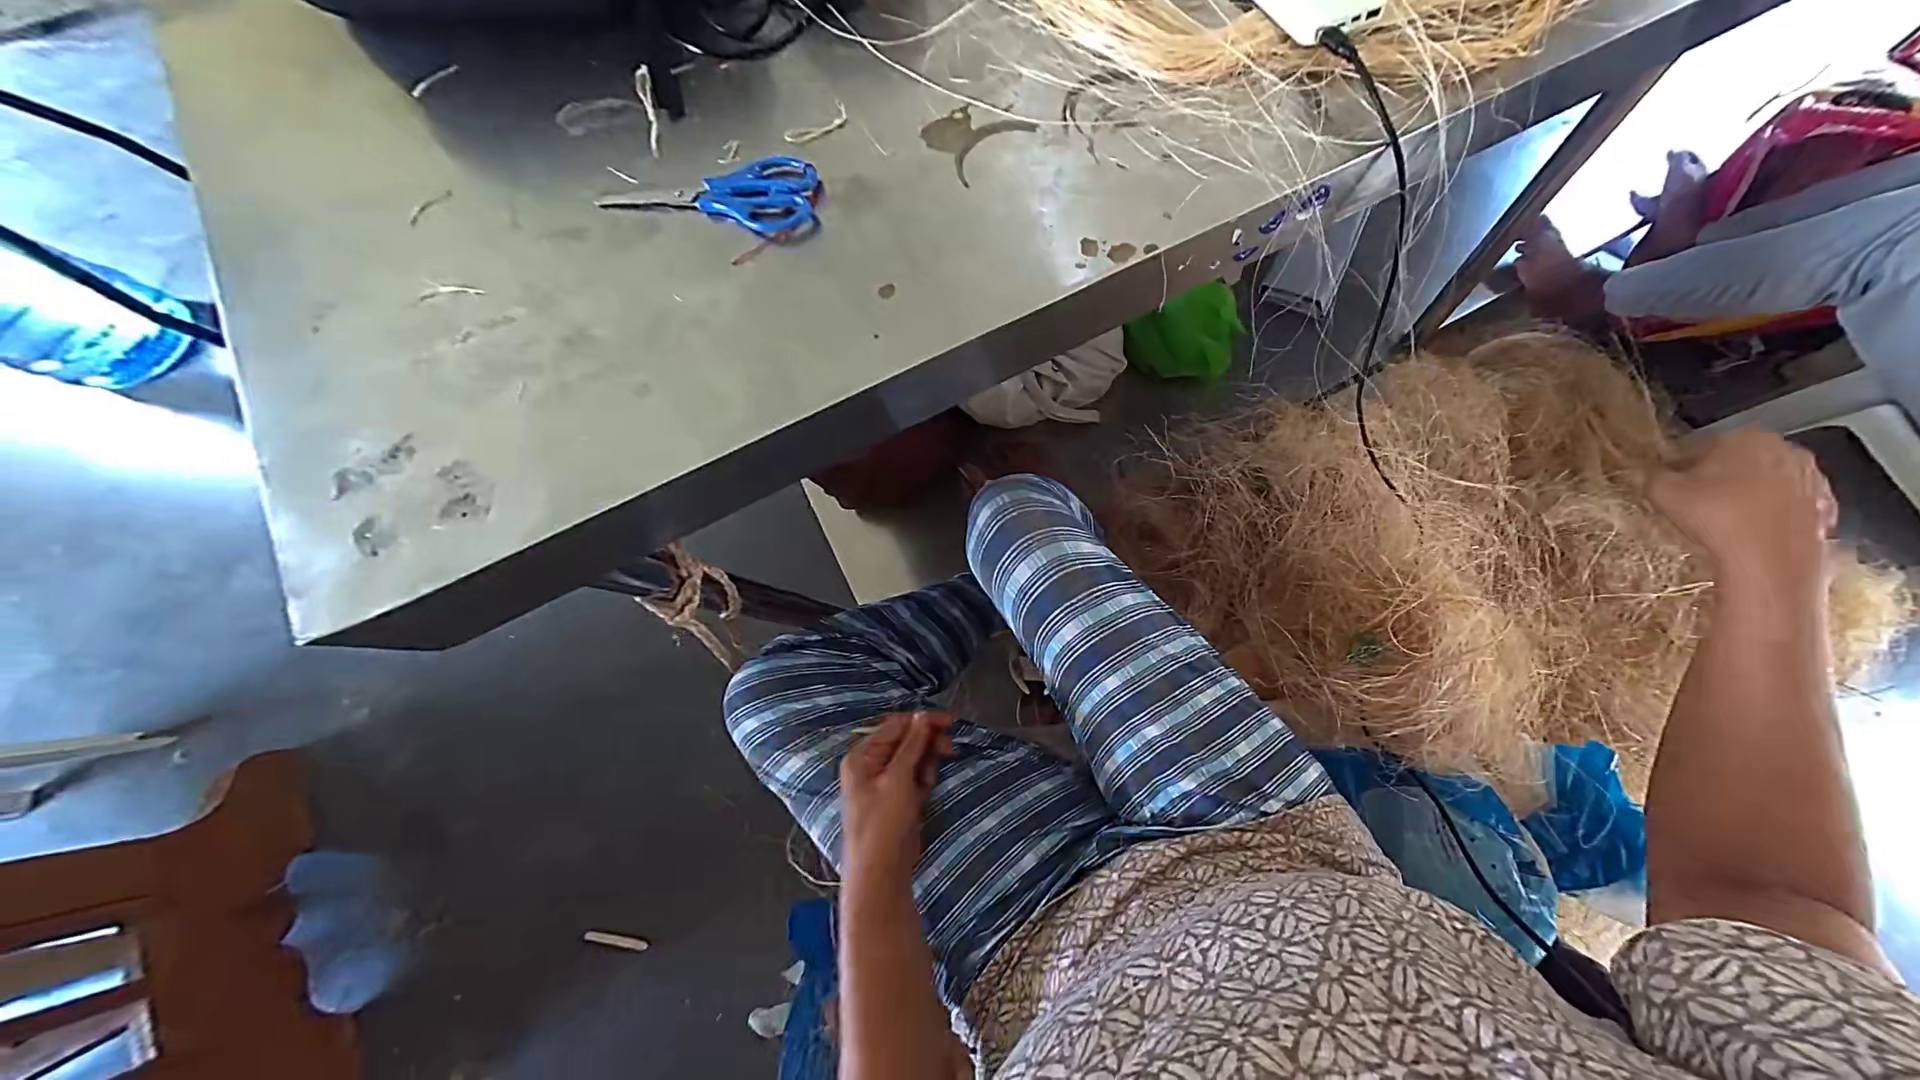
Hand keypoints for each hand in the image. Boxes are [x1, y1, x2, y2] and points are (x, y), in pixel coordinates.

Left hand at [839, 712, 955, 887]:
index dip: (922, 720)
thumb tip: (923, 715)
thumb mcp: (898, 779)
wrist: (880, 873)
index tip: (951, 720)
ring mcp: (884, 782)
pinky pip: (914, 777)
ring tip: (929, 780)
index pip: (895, 725)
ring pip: (913, 758)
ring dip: (926, 763)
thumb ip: (912, 745)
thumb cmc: (882, 823)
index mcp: (862, 756)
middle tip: (950, 749)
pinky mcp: (897, 798)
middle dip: (927, 743)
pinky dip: (923, 779)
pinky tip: (926, 790)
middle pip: (905, 741)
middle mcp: (870, 765)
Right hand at [1649, 430, 1835, 591]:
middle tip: (1695, 498)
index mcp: (1746, 438)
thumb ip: (1657, 476)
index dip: (1683, 464)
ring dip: (1747, 493)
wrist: (1769, 557)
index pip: (1704, 444)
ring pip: (1767, 480)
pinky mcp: (1827, 504)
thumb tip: (1660, 475)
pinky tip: (1749, 529)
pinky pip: (1788, 503)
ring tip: (1722, 517)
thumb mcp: (1661, 492)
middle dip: (1721, 475)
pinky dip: (1770, 512)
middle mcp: (1788, 449)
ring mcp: (1814, 477)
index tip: (1671, 481)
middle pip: (1742, 460)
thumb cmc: (1714, 516)